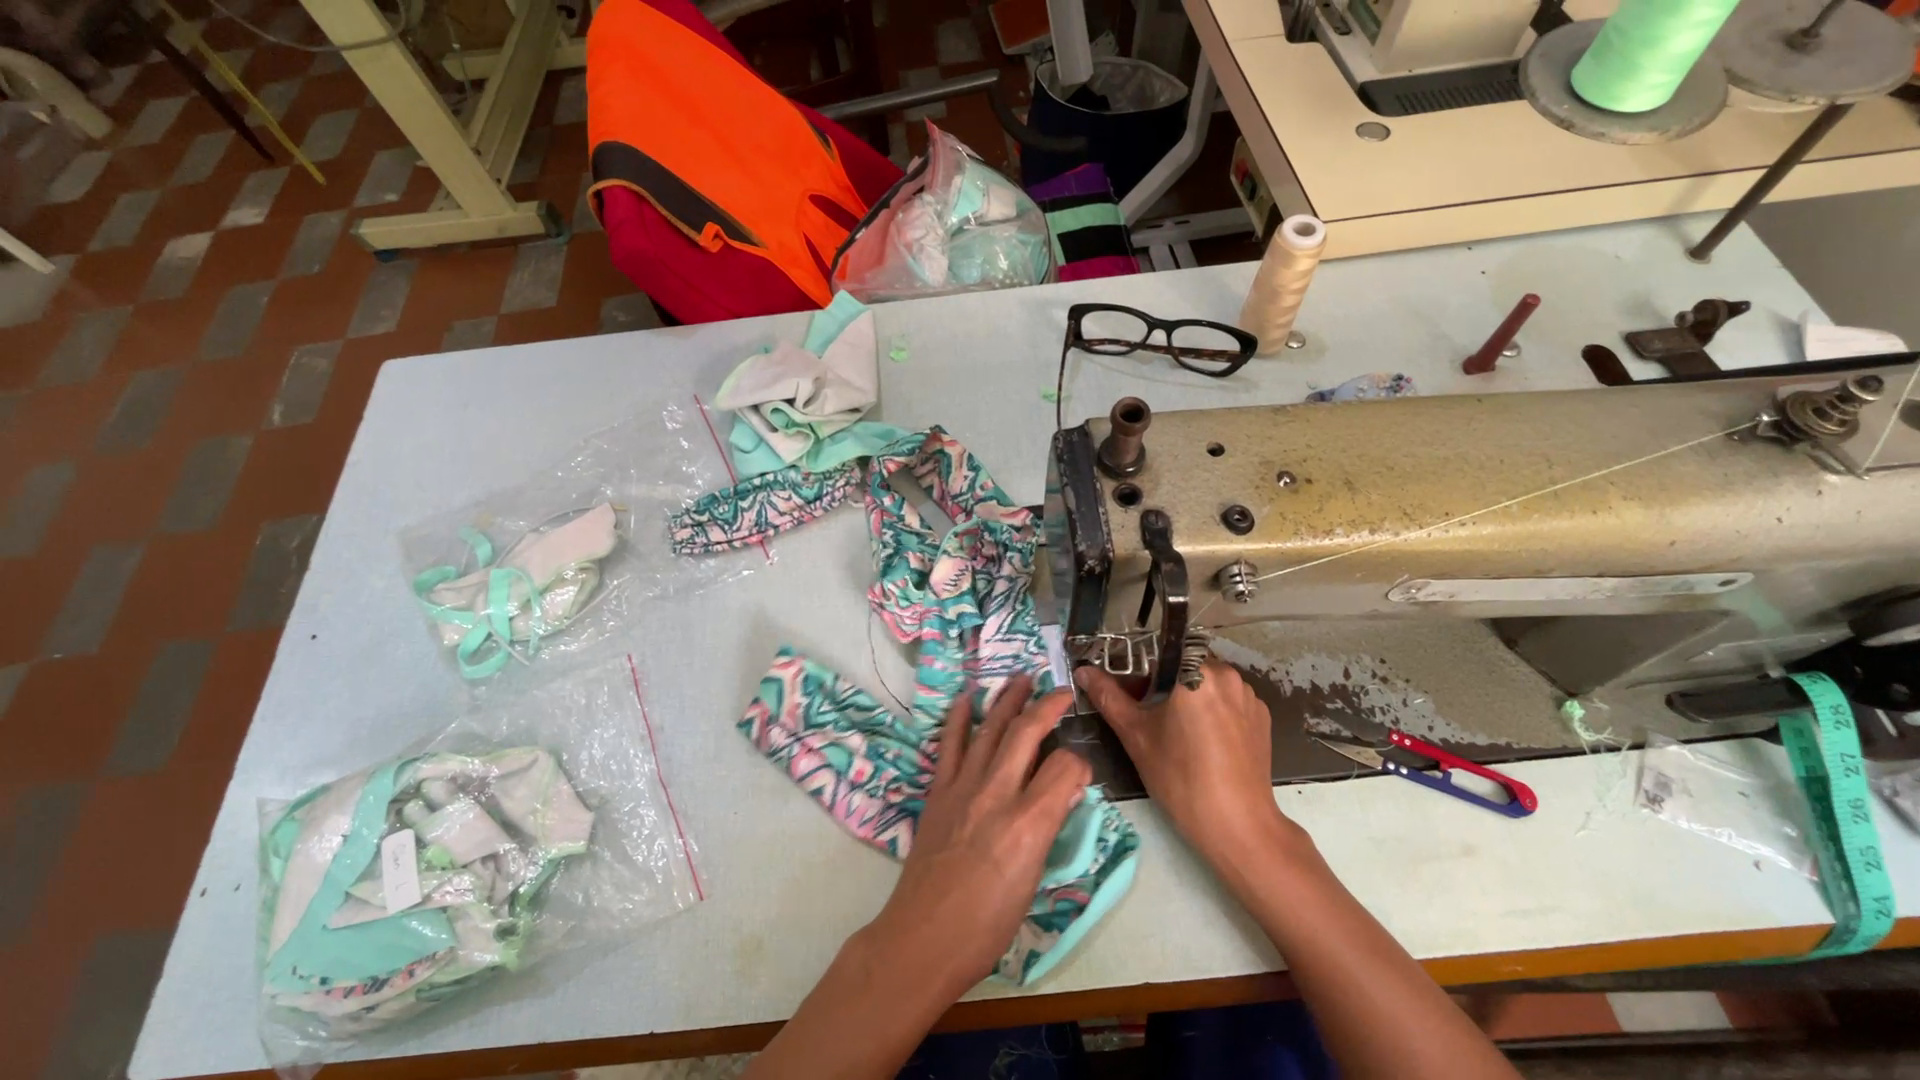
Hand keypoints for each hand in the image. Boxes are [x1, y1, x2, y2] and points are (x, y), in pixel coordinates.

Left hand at [863, 676, 1090, 995]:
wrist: (924, 938)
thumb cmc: (987, 925)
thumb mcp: (1033, 880)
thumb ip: (1047, 829)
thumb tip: (1058, 797)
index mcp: (1028, 823)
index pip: (1065, 768)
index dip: (1081, 762)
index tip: (1083, 770)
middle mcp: (996, 795)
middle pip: (1025, 734)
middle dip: (1046, 706)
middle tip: (1060, 690)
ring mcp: (962, 790)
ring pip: (988, 730)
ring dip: (1006, 701)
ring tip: (1021, 679)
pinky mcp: (937, 794)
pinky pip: (950, 747)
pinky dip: (959, 720)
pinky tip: (966, 700)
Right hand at [1075, 660, 1302, 865]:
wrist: (1236, 823)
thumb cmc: (1179, 778)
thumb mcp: (1136, 736)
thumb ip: (1109, 697)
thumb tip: (1084, 671)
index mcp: (1193, 672)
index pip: (1157, 651)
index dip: (1139, 670)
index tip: (1130, 694)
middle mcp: (1226, 674)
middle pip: (1184, 665)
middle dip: (1164, 684)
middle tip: (1149, 717)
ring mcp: (1248, 694)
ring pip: (1207, 682)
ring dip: (1190, 696)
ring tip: (1178, 733)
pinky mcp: (1261, 715)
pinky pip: (1228, 700)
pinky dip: (1213, 711)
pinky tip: (1205, 742)